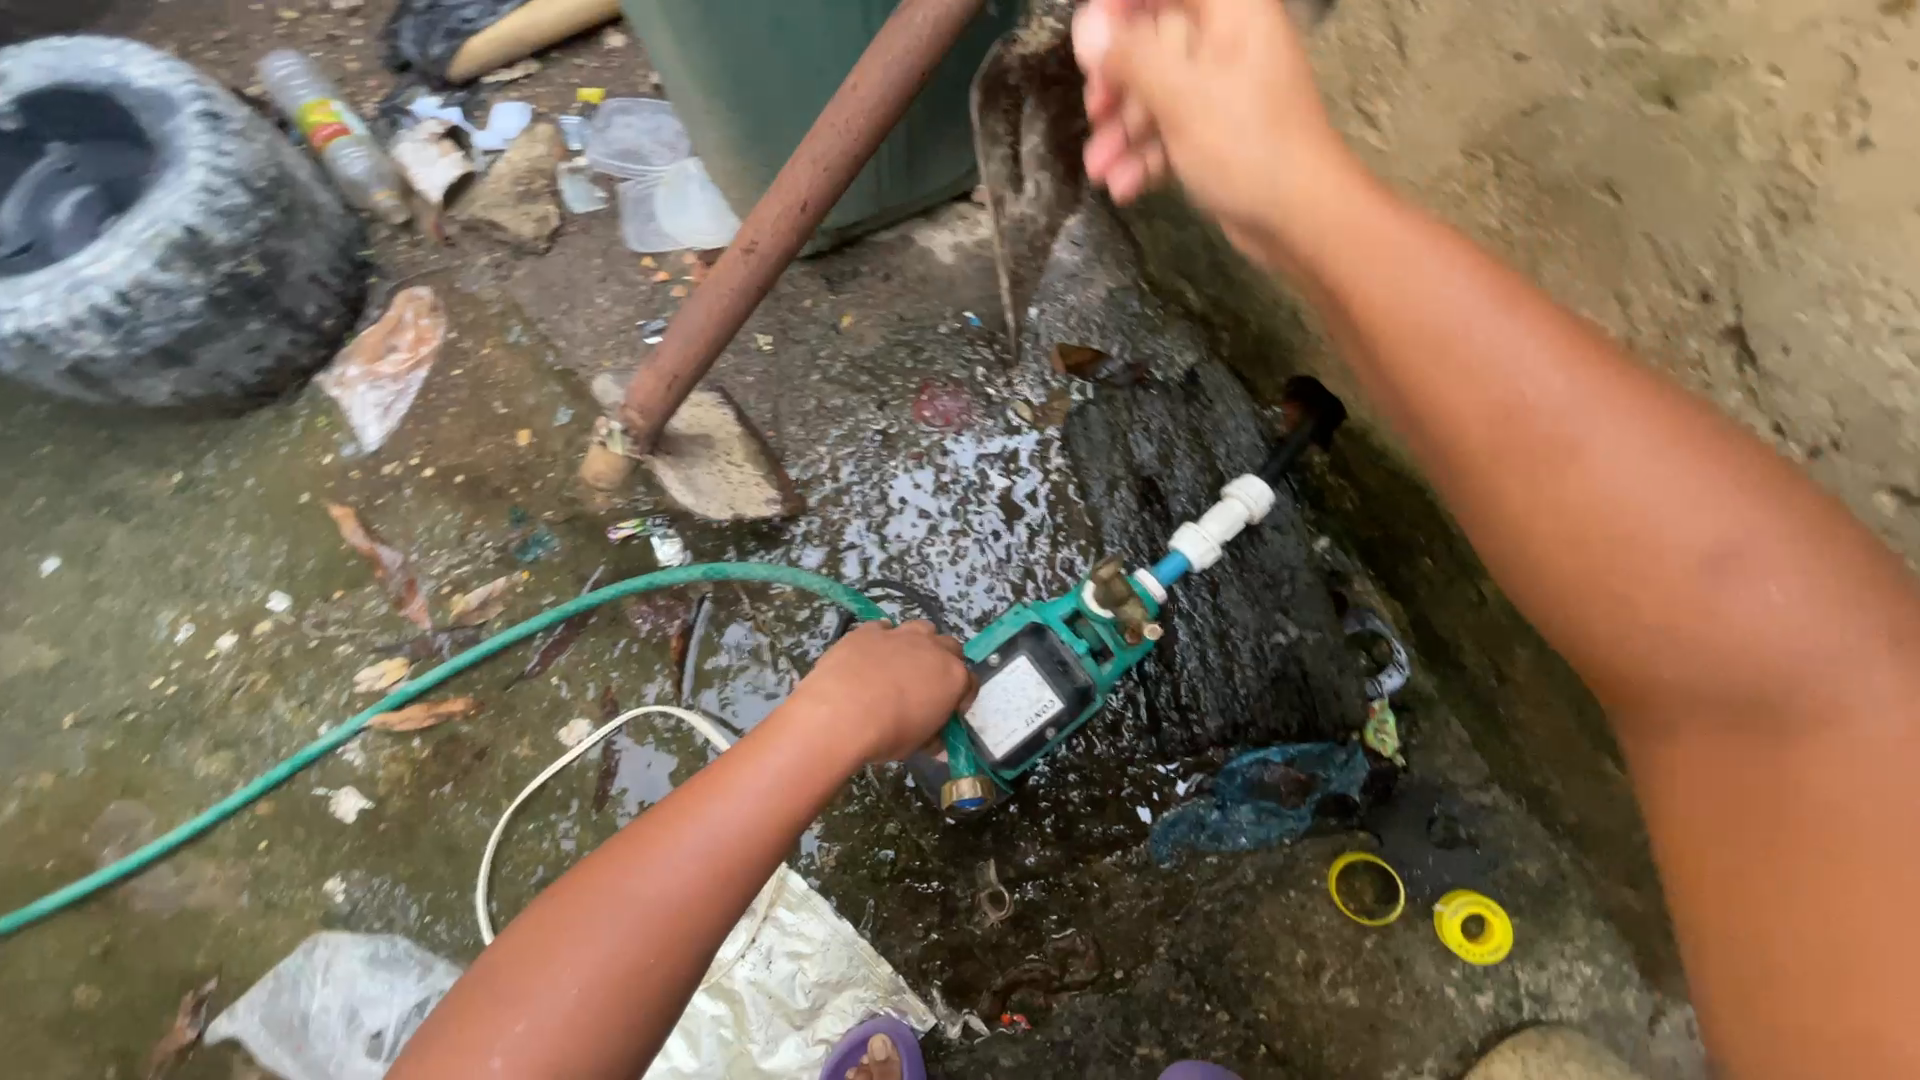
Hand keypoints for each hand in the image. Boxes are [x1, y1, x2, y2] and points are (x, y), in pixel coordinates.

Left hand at [789, 621, 973, 763]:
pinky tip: (870, 658)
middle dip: (944, 663)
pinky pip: (884, 629)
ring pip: (922, 629)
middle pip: (951, 648)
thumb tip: (936, 742)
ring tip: (902, 665)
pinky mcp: (871, 629)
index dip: (961, 698)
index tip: (948, 712)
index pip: (970, 682)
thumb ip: (932, 739)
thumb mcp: (917, 745)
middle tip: (927, 685)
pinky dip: (883, 640)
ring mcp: (901, 634)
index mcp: (953, 677)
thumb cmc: (888, 734)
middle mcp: (933, 648)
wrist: (840, 714)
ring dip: (919, 643)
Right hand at [1073, 0, 1360, 266]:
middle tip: (1096, 112)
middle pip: (1154, 43)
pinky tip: (1124, 188)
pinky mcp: (1215, 136)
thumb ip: (1131, 56)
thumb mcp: (1181, 96)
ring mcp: (1220, 92)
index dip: (1121, 7)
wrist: (1299, 216)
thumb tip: (1085, 26)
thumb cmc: (1246, 144)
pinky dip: (1145, 159)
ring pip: (1157, 95)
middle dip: (1117, 82)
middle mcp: (1225, 44)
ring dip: (1123, 133)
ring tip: (1099, 169)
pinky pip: (1170, 134)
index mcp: (1229, 12)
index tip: (1089, 41)